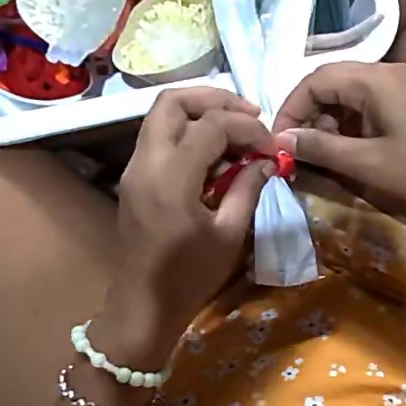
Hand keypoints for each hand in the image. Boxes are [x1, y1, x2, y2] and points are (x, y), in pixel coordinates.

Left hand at [95, 87, 273, 366]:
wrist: (142, 307)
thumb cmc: (189, 277)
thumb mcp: (229, 234)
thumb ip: (247, 188)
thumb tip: (267, 161)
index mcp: (171, 178)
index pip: (211, 126)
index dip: (247, 127)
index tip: (272, 145)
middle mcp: (145, 162)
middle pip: (174, 101)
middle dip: (216, 99)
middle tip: (251, 115)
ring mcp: (134, 168)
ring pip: (162, 115)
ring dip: (201, 113)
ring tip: (238, 132)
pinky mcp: (134, 178)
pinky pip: (159, 137)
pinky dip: (188, 132)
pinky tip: (217, 154)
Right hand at [271, 62, 405, 222]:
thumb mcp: (366, 162)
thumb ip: (320, 147)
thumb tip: (281, 139)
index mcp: (375, 78)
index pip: (316, 80)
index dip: (290, 108)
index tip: (277, 141)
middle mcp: (387, 71)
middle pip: (331, 82)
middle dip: (307, 114)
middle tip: (295, 148)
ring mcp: (401, 84)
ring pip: (348, 93)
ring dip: (327, 120)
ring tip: (318, 153)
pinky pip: (367, 103)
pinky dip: (348, 123)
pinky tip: (344, 149)